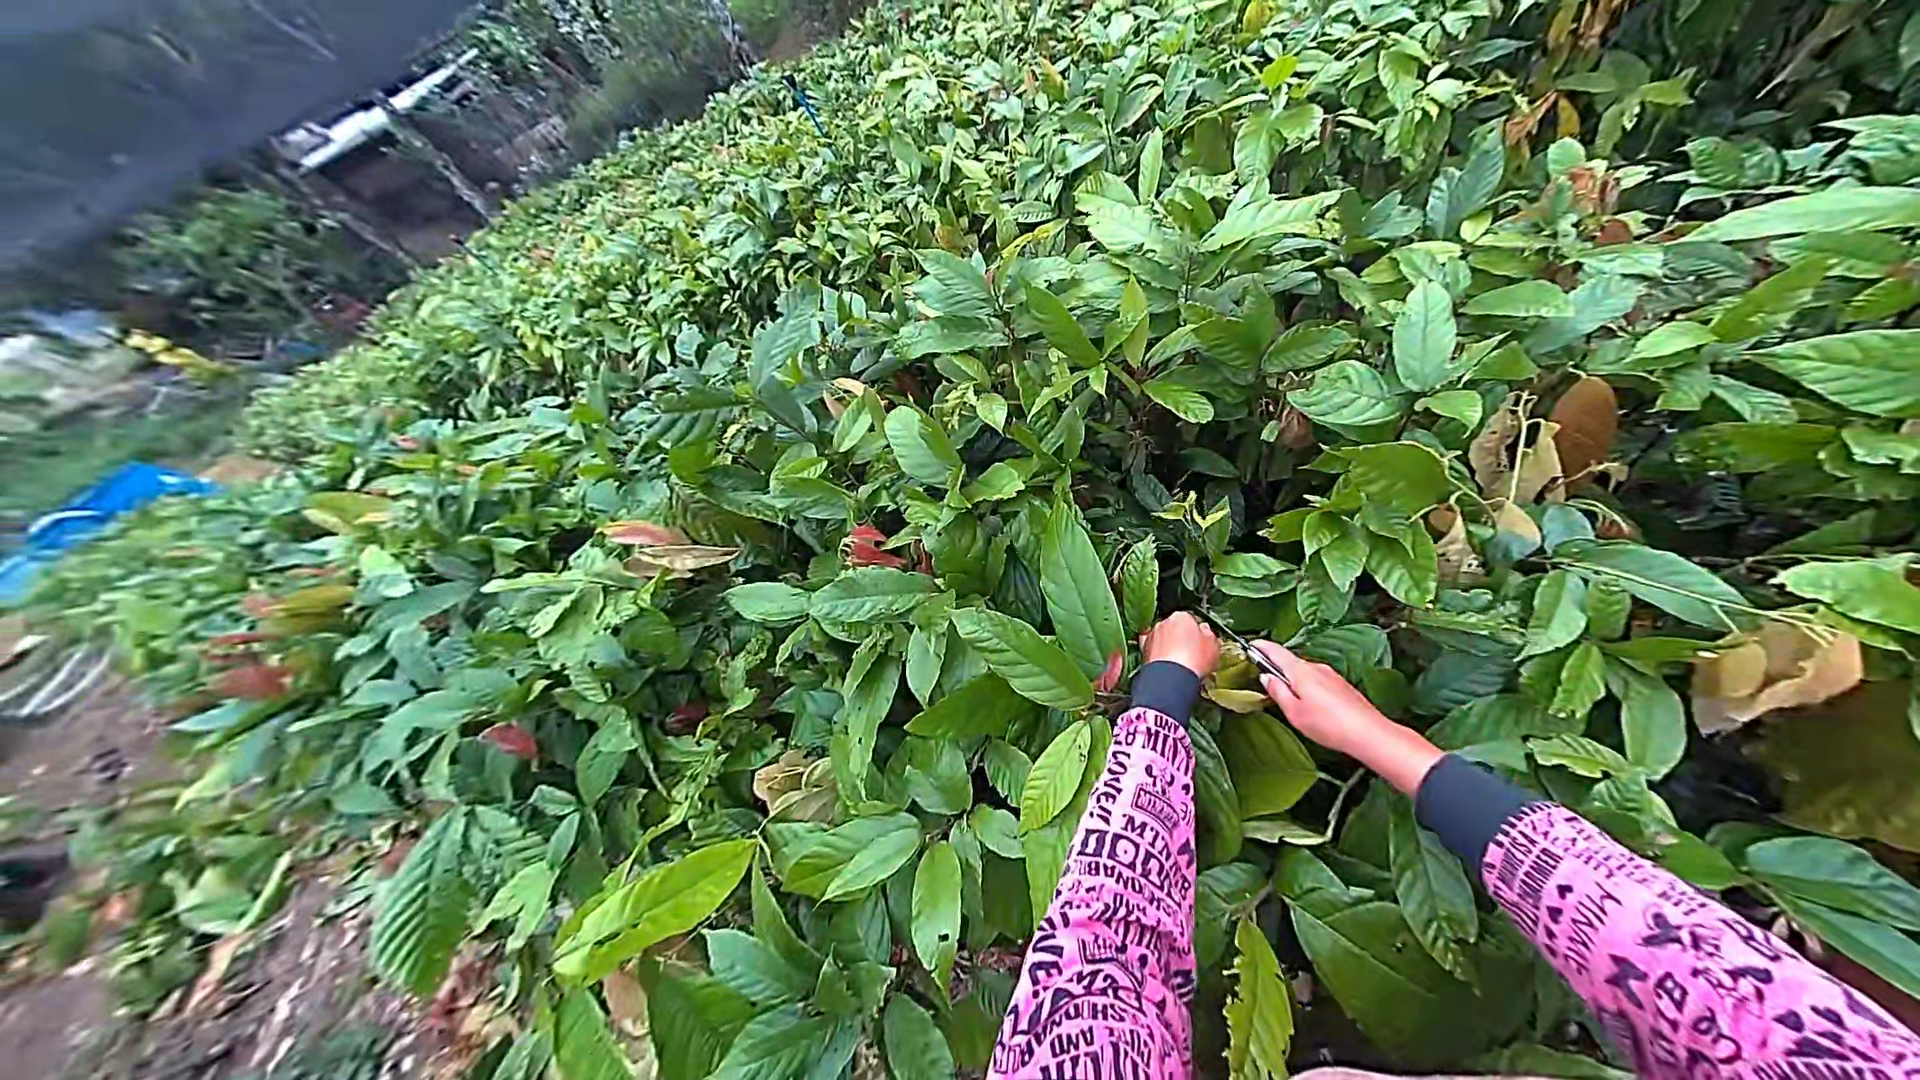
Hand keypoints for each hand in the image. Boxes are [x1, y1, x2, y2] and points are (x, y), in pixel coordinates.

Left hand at [1142, 612, 1218, 677]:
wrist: (1171, 675)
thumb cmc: (1195, 659)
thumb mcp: (1213, 646)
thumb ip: (1209, 635)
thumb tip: (1205, 630)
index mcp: (1182, 616)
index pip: (1190, 619)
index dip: (1197, 632)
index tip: (1201, 641)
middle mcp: (1163, 622)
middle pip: (1174, 627)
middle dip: (1181, 637)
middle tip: (1190, 652)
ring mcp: (1152, 635)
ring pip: (1162, 637)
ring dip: (1168, 645)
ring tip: (1178, 661)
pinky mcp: (1143, 649)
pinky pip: (1152, 648)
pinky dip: (1157, 653)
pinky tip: (1164, 662)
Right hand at [1253, 640, 1442, 794]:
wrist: (1371, 735)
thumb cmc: (1330, 725)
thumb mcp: (1293, 712)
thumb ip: (1277, 691)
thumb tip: (1266, 677)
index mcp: (1300, 671)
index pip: (1275, 651)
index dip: (1261, 646)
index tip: (1252, 645)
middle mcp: (1317, 667)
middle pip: (1290, 661)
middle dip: (1276, 667)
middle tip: (1265, 680)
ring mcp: (1331, 675)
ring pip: (1304, 672)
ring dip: (1293, 679)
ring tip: (1288, 699)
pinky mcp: (1342, 686)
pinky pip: (1318, 680)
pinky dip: (1308, 686)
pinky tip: (1311, 705)